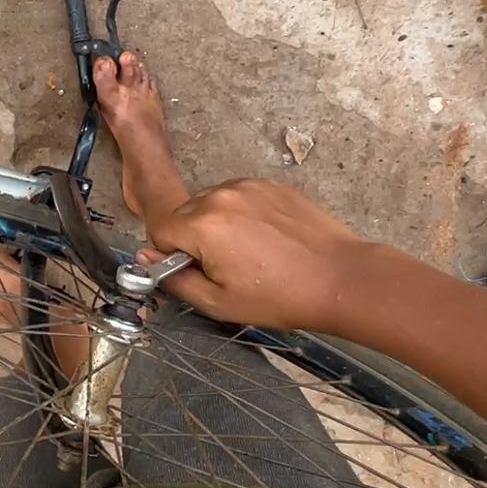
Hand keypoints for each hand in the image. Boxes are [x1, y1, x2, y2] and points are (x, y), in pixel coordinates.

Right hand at [144, 178, 376, 330]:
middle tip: (226, 266)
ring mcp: (247, 186)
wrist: (340, 278)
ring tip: (249, 252)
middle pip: (183, 215)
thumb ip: (175, 279)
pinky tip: (265, 239)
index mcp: (202, 224)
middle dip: (193, 239)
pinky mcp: (269, 184)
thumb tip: (146, 257)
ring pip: (210, 204)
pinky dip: (242, 214)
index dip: (173, 256)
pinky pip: (238, 197)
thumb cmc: (280, 296)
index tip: (198, 272)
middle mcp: (219, 196)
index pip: (161, 232)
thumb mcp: (218, 303)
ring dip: (216, 224)